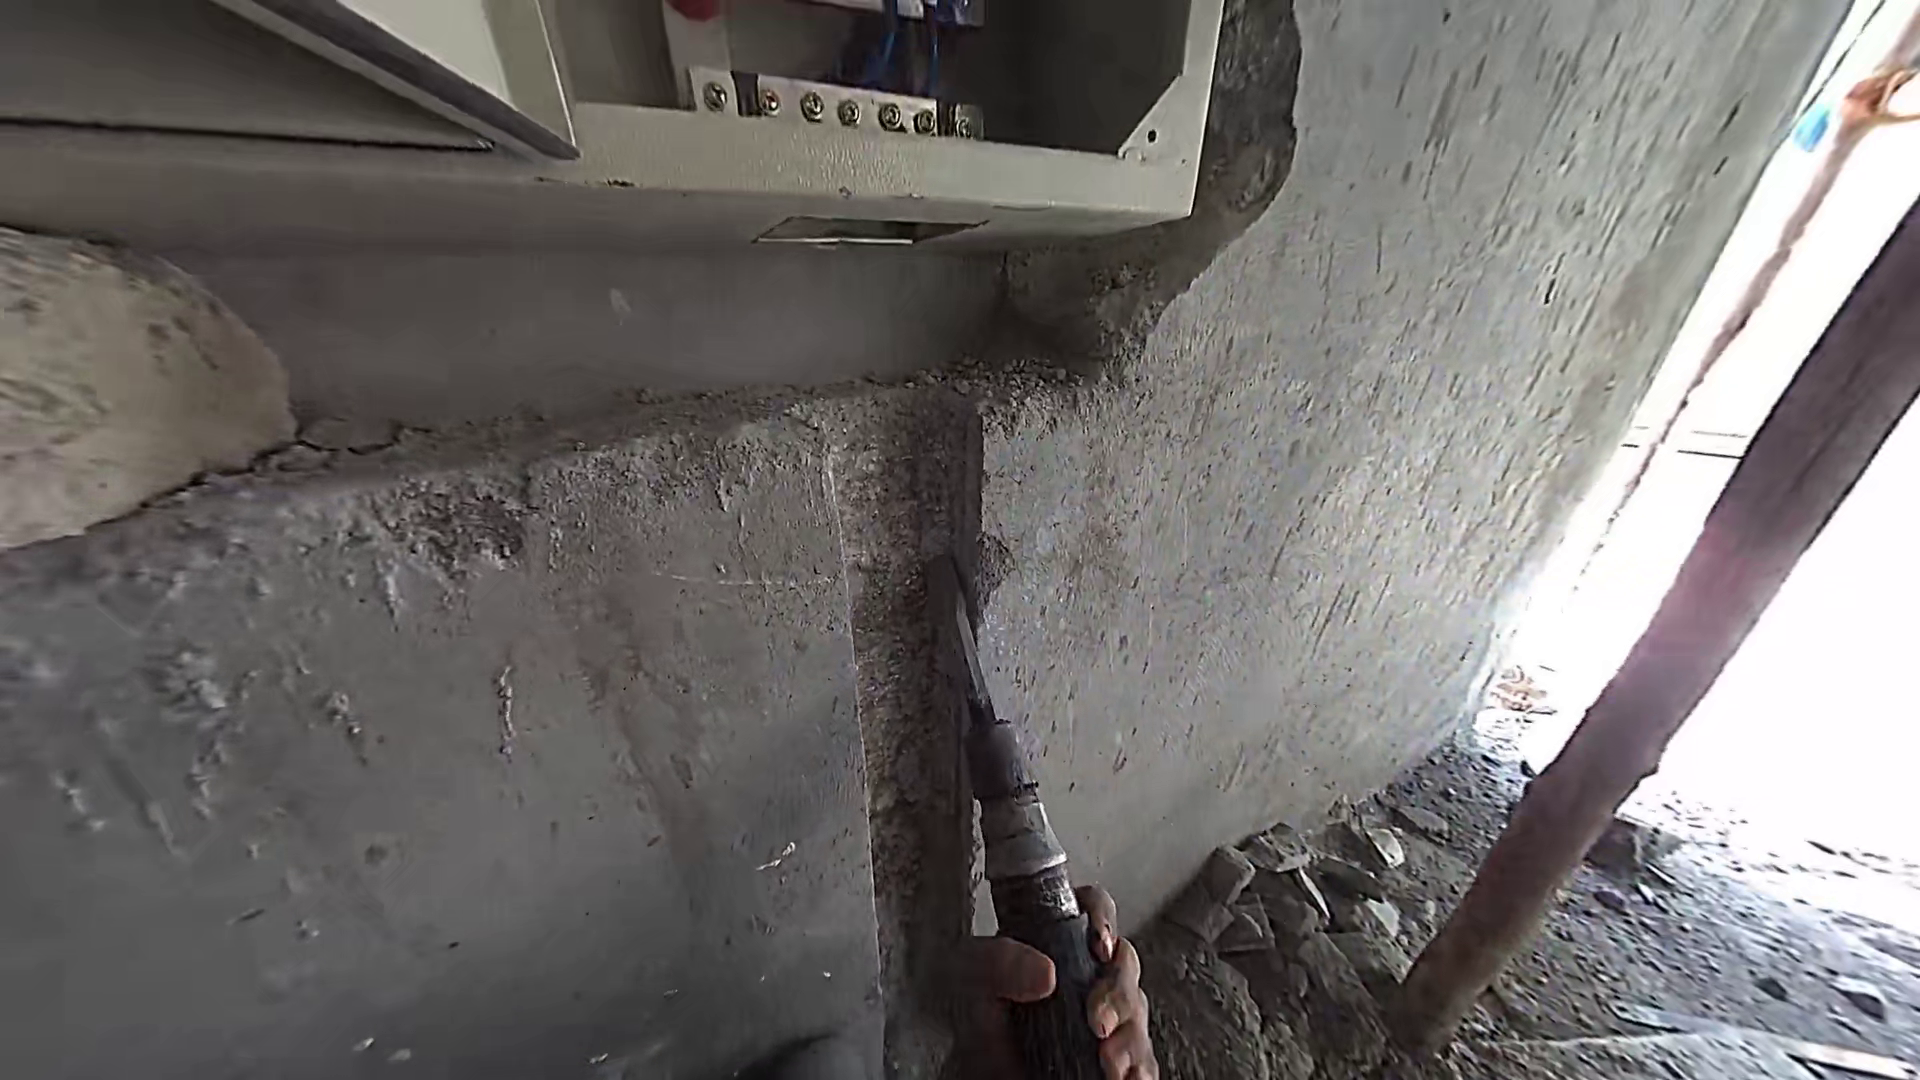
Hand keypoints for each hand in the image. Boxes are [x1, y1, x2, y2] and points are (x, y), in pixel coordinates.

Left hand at [957, 884, 1156, 1079]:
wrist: (973, 1061)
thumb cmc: (969, 1008)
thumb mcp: (974, 971)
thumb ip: (1002, 961)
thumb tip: (1047, 972)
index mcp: (1057, 935)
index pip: (1093, 907)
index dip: (1104, 919)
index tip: (1099, 945)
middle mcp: (1085, 969)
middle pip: (1124, 962)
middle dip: (1120, 992)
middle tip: (1097, 1022)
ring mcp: (1102, 1014)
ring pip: (1137, 1013)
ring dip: (1131, 1039)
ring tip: (1108, 1064)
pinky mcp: (1109, 1058)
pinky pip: (1142, 1062)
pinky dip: (1141, 1071)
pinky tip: (1127, 1078)